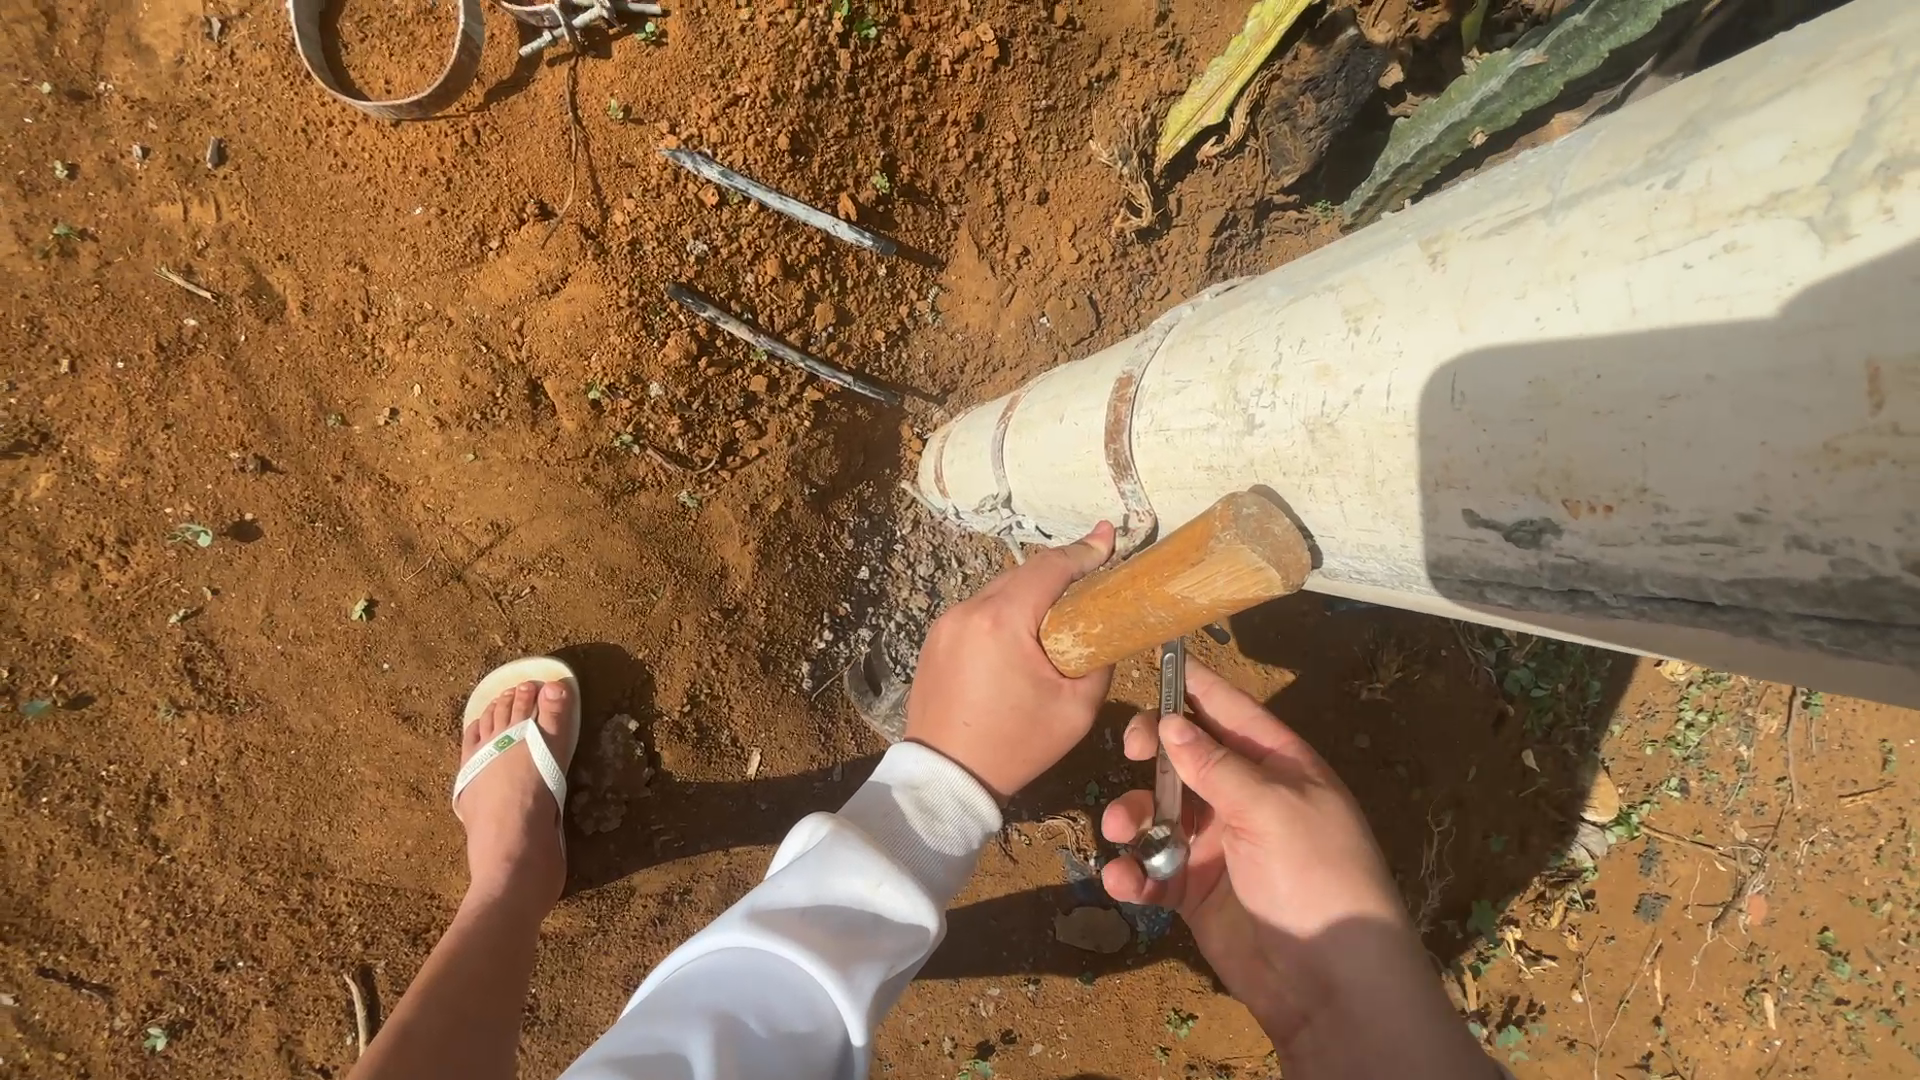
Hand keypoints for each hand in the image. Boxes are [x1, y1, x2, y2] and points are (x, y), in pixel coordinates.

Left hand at [905, 522, 1114, 799]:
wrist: (945, 777)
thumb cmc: (1015, 745)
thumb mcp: (1076, 709)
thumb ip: (1097, 659)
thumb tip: (1102, 633)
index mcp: (1002, 620)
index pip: (1049, 568)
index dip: (1084, 551)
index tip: (1109, 536)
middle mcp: (968, 609)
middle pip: (1022, 574)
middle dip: (1060, 571)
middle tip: (1094, 571)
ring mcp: (946, 622)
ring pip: (998, 591)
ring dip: (1031, 593)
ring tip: (1062, 607)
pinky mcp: (935, 638)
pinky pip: (979, 611)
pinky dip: (1005, 611)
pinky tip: (1023, 632)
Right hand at [1101, 662, 1488, 1075]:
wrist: (1331, 989)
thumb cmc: (1314, 878)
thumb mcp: (1271, 810)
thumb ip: (1216, 765)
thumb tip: (1168, 722)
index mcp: (1275, 766)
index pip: (1228, 710)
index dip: (1192, 686)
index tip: (1154, 663)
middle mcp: (1241, 796)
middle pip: (1181, 755)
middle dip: (1150, 749)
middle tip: (1129, 752)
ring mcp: (1214, 842)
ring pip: (1157, 809)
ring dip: (1131, 815)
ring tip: (1117, 830)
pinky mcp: (1192, 887)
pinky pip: (1152, 867)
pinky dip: (1132, 871)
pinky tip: (1123, 880)